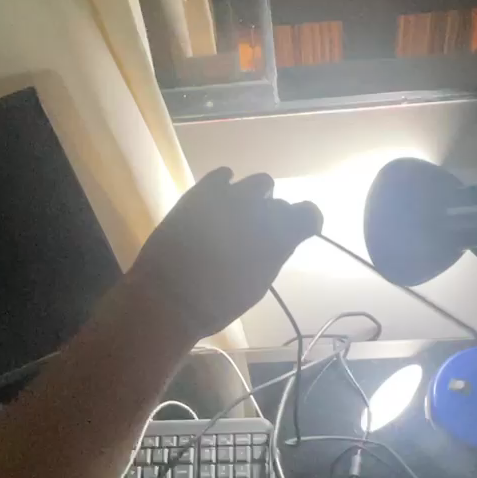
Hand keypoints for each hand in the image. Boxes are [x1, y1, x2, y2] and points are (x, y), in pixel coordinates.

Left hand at [125, 167, 321, 341]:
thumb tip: (280, 240)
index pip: (308, 214)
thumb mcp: (257, 286)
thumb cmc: (216, 303)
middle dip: (273, 217)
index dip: (306, 221)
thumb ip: (274, 255)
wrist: (168, 296)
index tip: (298, 231)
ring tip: (237, 216)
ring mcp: (231, 196)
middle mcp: (261, 210)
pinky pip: (224, 174)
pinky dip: (226, 185)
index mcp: (279, 238)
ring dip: (254, 198)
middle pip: (279, 204)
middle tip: (256, 236)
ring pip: (258, 184)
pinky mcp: (203, 190)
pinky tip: (219, 202)